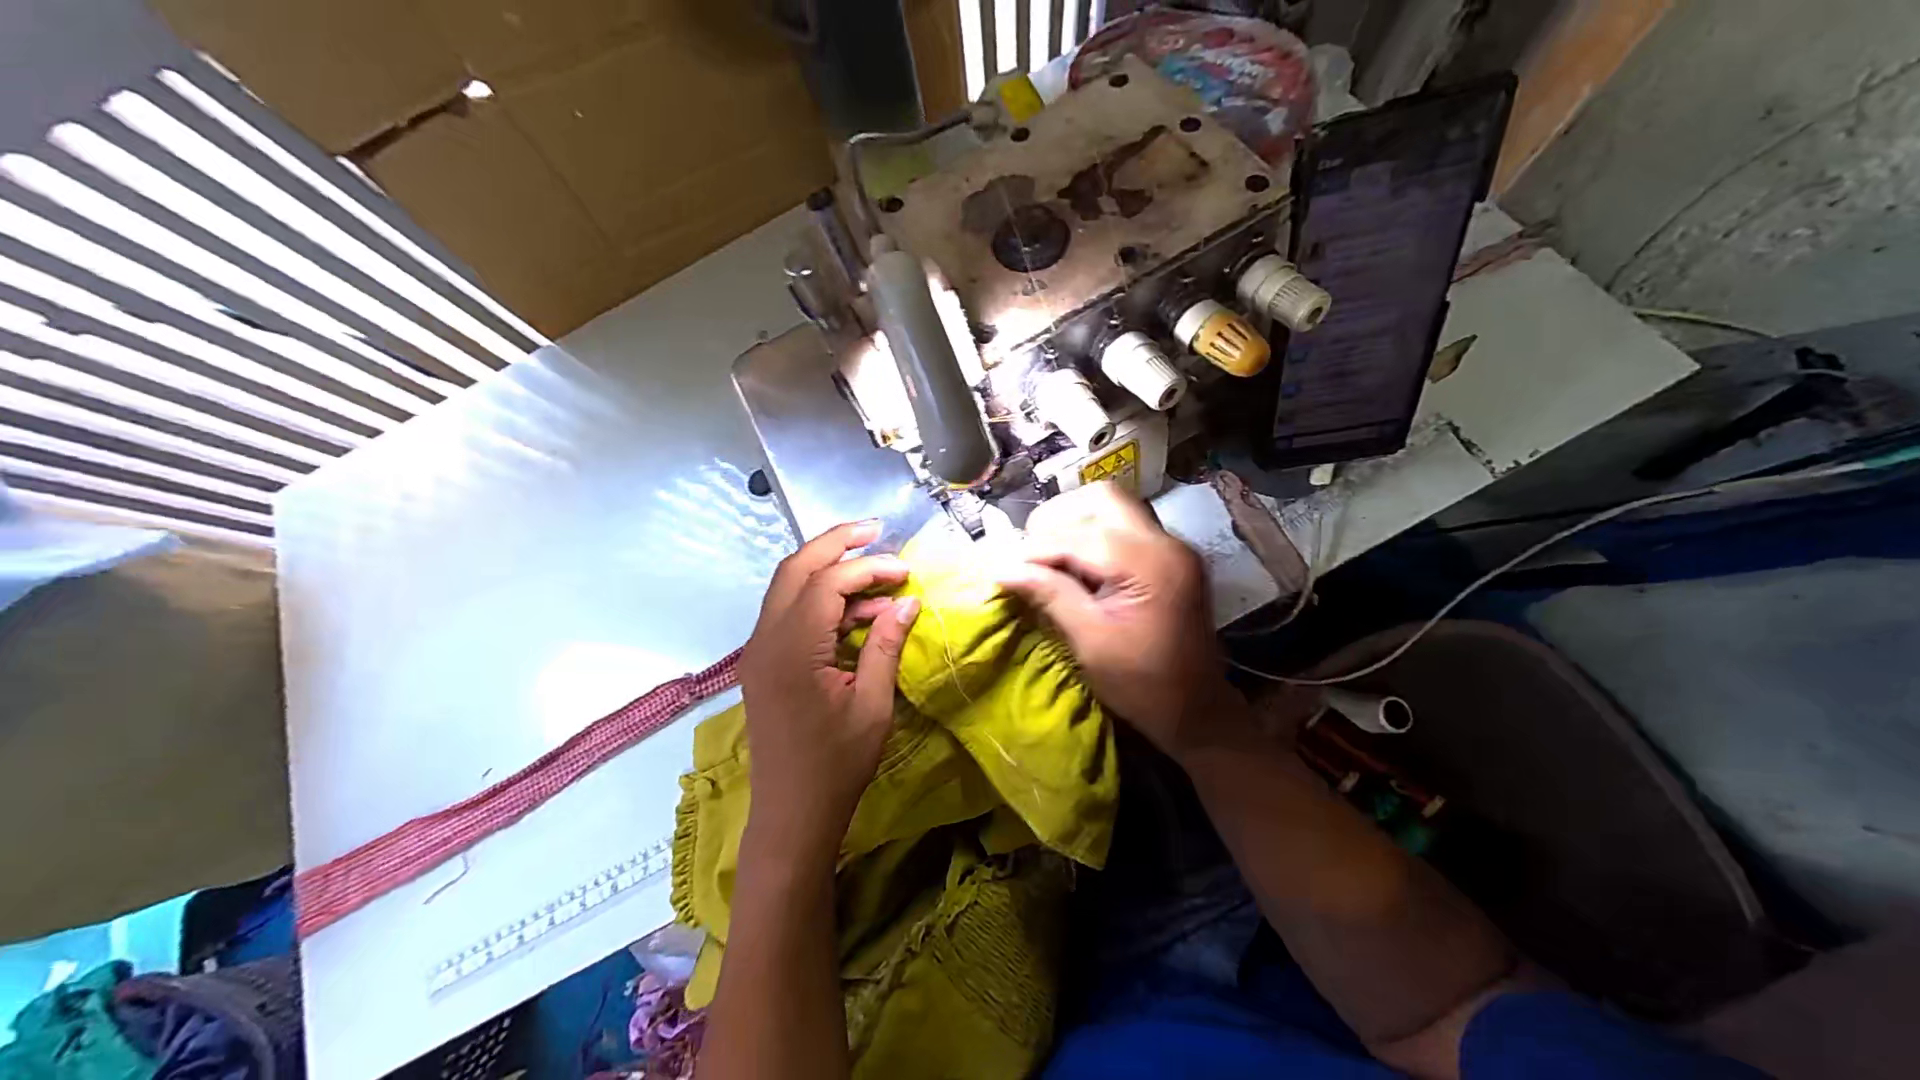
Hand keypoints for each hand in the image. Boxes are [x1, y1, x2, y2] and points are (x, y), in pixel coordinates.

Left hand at [739, 520, 921, 851]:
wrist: (791, 815)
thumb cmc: (836, 765)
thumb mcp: (872, 705)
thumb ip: (885, 645)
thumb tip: (907, 601)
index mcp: (792, 650)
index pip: (827, 583)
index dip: (868, 568)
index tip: (906, 572)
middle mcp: (765, 640)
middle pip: (796, 568)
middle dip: (835, 543)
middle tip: (875, 531)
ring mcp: (758, 651)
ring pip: (787, 587)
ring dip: (827, 570)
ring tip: (874, 571)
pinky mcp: (763, 663)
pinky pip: (787, 613)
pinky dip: (819, 600)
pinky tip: (856, 611)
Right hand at [994, 482, 1251, 761]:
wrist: (1197, 711)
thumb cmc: (1142, 685)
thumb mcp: (1089, 642)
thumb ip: (1049, 595)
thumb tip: (1002, 568)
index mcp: (1149, 565)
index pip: (1079, 535)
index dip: (1035, 548)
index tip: (1003, 567)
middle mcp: (1166, 543)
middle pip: (1101, 499)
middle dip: (1057, 519)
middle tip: (1029, 553)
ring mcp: (1172, 547)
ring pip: (1113, 507)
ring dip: (1075, 523)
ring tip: (1048, 557)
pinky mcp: (1170, 557)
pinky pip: (1125, 526)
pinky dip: (1093, 534)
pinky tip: (1074, 564)